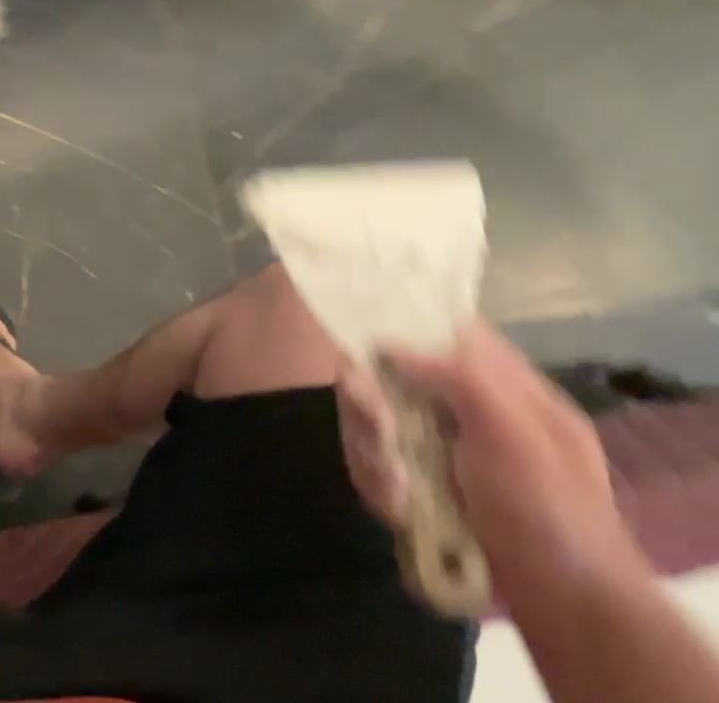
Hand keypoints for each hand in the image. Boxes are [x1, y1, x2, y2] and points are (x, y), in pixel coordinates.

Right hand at [340, 321, 646, 610]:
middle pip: (389, 378)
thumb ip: (459, 378)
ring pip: (370, 424)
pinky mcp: (413, 483)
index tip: (367, 338)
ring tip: (394, 485)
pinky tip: (398, 506)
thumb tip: (388, 342)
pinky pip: (371, 464)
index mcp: (505, 389)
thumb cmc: (546, 506)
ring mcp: (435, 449)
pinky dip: (377, 484)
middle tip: (378, 429)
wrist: (556, 595)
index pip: (449, 333)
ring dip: (371, 452)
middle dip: (370, 406)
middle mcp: (464, 411)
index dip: (407, 327)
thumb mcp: (518, 433)